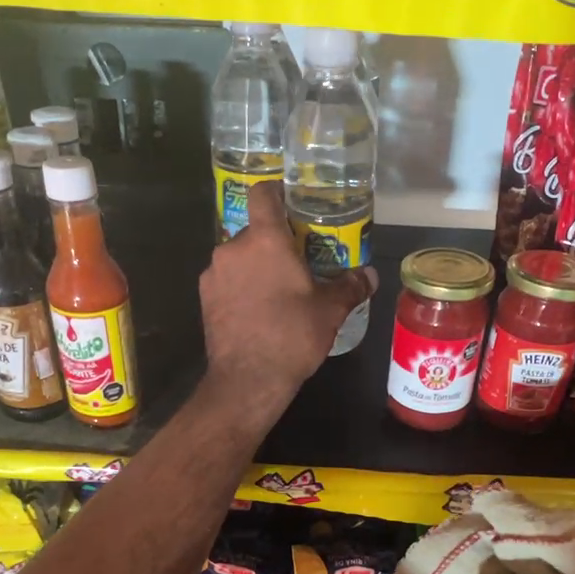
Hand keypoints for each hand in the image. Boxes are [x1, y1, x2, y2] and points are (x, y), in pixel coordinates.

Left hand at [199, 181, 374, 408]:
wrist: (248, 381)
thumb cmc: (291, 336)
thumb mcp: (329, 311)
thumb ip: (349, 287)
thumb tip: (369, 276)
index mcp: (265, 239)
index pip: (264, 193)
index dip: (279, 193)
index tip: (294, 204)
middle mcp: (232, 248)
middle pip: (255, 230)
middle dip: (275, 243)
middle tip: (299, 263)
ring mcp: (213, 274)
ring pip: (240, 258)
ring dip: (257, 267)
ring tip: (280, 292)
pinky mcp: (205, 298)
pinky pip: (228, 281)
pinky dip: (242, 288)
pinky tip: (259, 311)